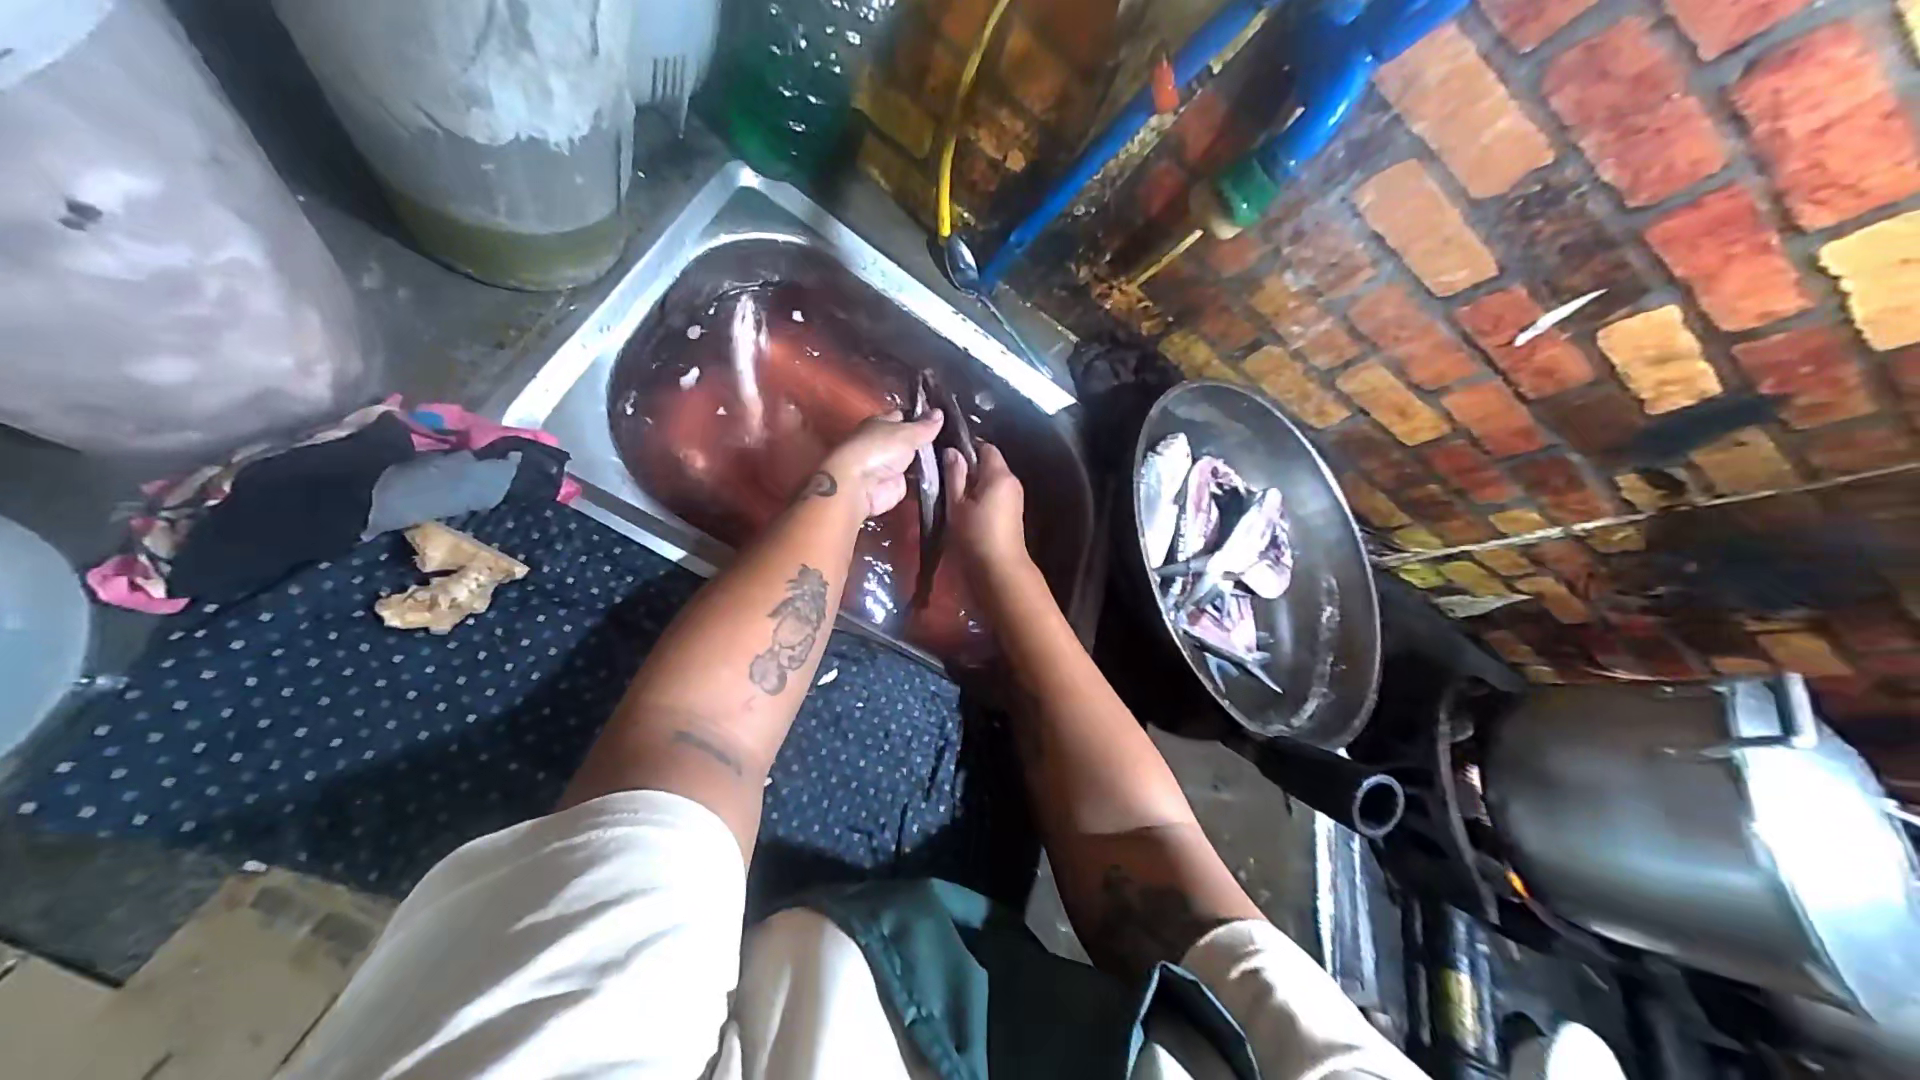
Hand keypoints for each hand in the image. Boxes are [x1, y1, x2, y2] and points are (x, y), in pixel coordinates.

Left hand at [818, 410, 942, 517]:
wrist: (861, 484)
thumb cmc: (879, 448)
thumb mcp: (906, 432)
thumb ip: (925, 426)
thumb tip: (940, 412)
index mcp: (882, 424)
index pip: (903, 416)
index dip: (921, 417)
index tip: (943, 418)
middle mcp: (885, 443)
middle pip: (912, 440)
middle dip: (930, 440)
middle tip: (954, 439)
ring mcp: (891, 466)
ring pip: (917, 460)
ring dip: (932, 461)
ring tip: (955, 455)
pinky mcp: (897, 486)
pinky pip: (918, 480)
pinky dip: (930, 479)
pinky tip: (947, 474)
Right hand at [941, 441, 1028, 573]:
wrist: (1000, 571)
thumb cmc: (975, 536)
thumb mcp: (957, 504)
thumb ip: (954, 475)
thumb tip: (952, 451)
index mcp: (999, 474)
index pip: (985, 447)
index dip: (966, 449)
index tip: (946, 460)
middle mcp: (1012, 481)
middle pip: (989, 463)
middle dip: (969, 469)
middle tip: (945, 480)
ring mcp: (1015, 498)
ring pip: (991, 480)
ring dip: (974, 485)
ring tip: (953, 497)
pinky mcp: (1013, 513)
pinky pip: (996, 495)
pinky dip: (982, 497)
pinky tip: (966, 511)